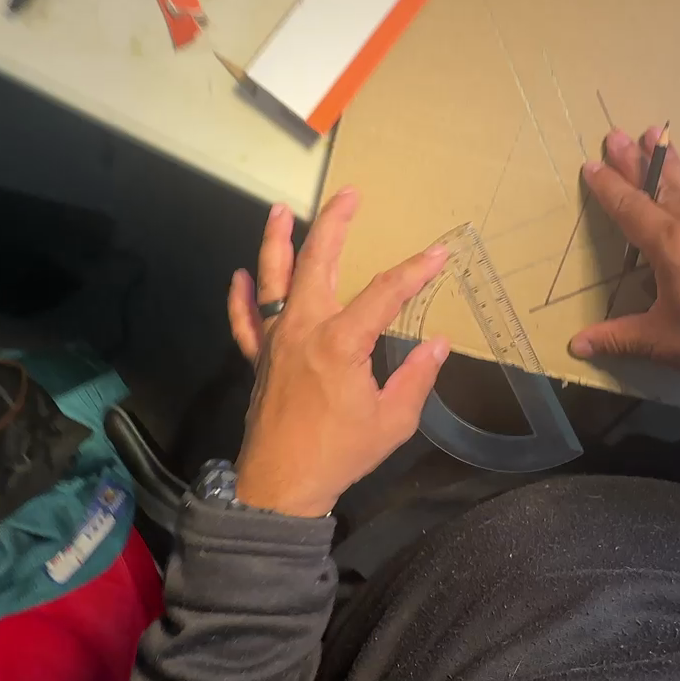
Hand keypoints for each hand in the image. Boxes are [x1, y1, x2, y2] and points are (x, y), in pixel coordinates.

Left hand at [225, 188, 451, 516]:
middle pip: (316, 262)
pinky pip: (245, 320)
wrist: (281, 486)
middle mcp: (304, 328)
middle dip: (334, 224)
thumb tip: (438, 343)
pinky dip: (242, 296)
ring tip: (279, 209)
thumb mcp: (393, 420)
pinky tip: (241, 275)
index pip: (384, 293)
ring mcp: (275, 340)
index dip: (414, 271)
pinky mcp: (259, 357)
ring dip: (277, 241)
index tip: (438, 254)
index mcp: (341, 342)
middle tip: (348, 194)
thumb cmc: (340, 453)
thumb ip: (417, 377)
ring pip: (273, 279)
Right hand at [569, 127, 679, 401]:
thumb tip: (577, 345)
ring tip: (656, 134)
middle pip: (662, 186)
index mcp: (673, 246)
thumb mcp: (664, 342)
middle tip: (617, 134)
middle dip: (637, 161)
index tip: (592, 165)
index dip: (609, 188)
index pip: (631, 209)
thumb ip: (619, 337)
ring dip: (673, 161)